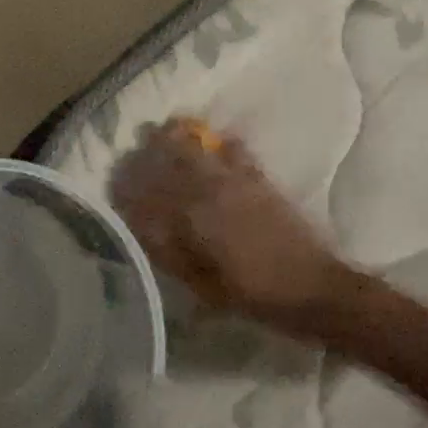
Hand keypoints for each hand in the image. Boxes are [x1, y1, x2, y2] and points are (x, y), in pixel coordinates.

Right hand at [108, 116, 340, 322]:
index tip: (114, 184)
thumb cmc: (256, 296)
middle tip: (133, 150)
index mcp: (192, 219)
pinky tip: (213, 140)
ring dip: (176, 138)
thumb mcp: (205, 286)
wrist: (314, 288)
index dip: (128, 189)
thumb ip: (172, 254)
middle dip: (147, 153)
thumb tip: (144, 229)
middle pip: (168, 161)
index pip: (148, 196)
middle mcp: (209, 191)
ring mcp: (235, 181)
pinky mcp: (258, 178)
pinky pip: (233, 150)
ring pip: (197, 148)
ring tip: (163, 131)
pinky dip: (219, 143)